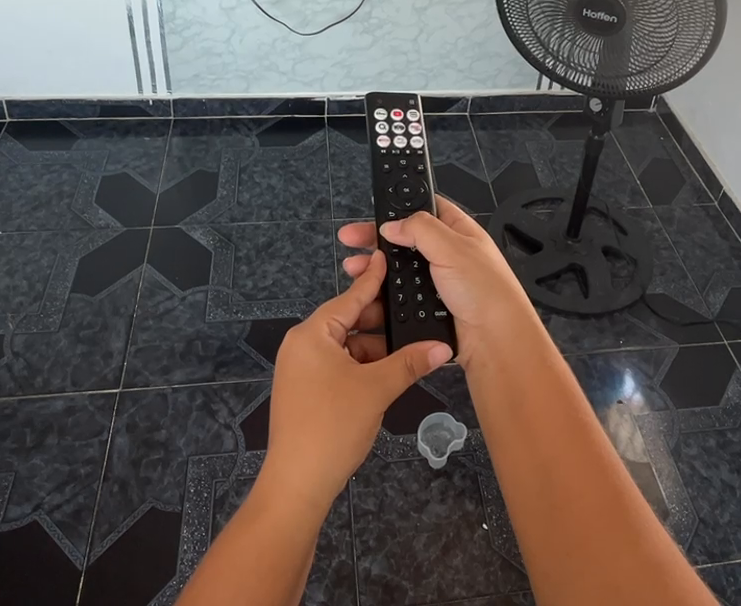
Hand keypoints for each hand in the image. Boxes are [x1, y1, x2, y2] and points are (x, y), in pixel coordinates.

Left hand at [262, 250, 452, 512]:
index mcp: (312, 334)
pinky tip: (388, 371)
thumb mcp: (377, 389)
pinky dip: (362, 366)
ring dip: (374, 348)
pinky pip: (338, 366)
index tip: (387, 256)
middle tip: (413, 310)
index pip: (350, 298)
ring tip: (408, 345)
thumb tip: (443, 347)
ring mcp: (301, 369)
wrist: (297, 484)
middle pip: (347, 320)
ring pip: (345, 346)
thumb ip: (410, 362)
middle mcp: (302, 345)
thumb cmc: (333, 425)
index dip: (373, 279)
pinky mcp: (305, 391)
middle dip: (380, 320)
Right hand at [337, 197, 542, 368]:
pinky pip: (400, 299)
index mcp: (459, 231)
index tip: (373, 213)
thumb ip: (419, 229)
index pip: (425, 209)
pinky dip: (383, 297)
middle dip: (377, 242)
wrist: (495, 342)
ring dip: (375, 271)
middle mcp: (448, 255)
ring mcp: (438, 283)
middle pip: (405, 242)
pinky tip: (369, 298)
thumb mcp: (452, 247)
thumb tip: (392, 225)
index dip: (399, 208)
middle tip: (351, 241)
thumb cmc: (486, 290)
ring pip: (399, 272)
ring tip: (354, 272)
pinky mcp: (430, 308)